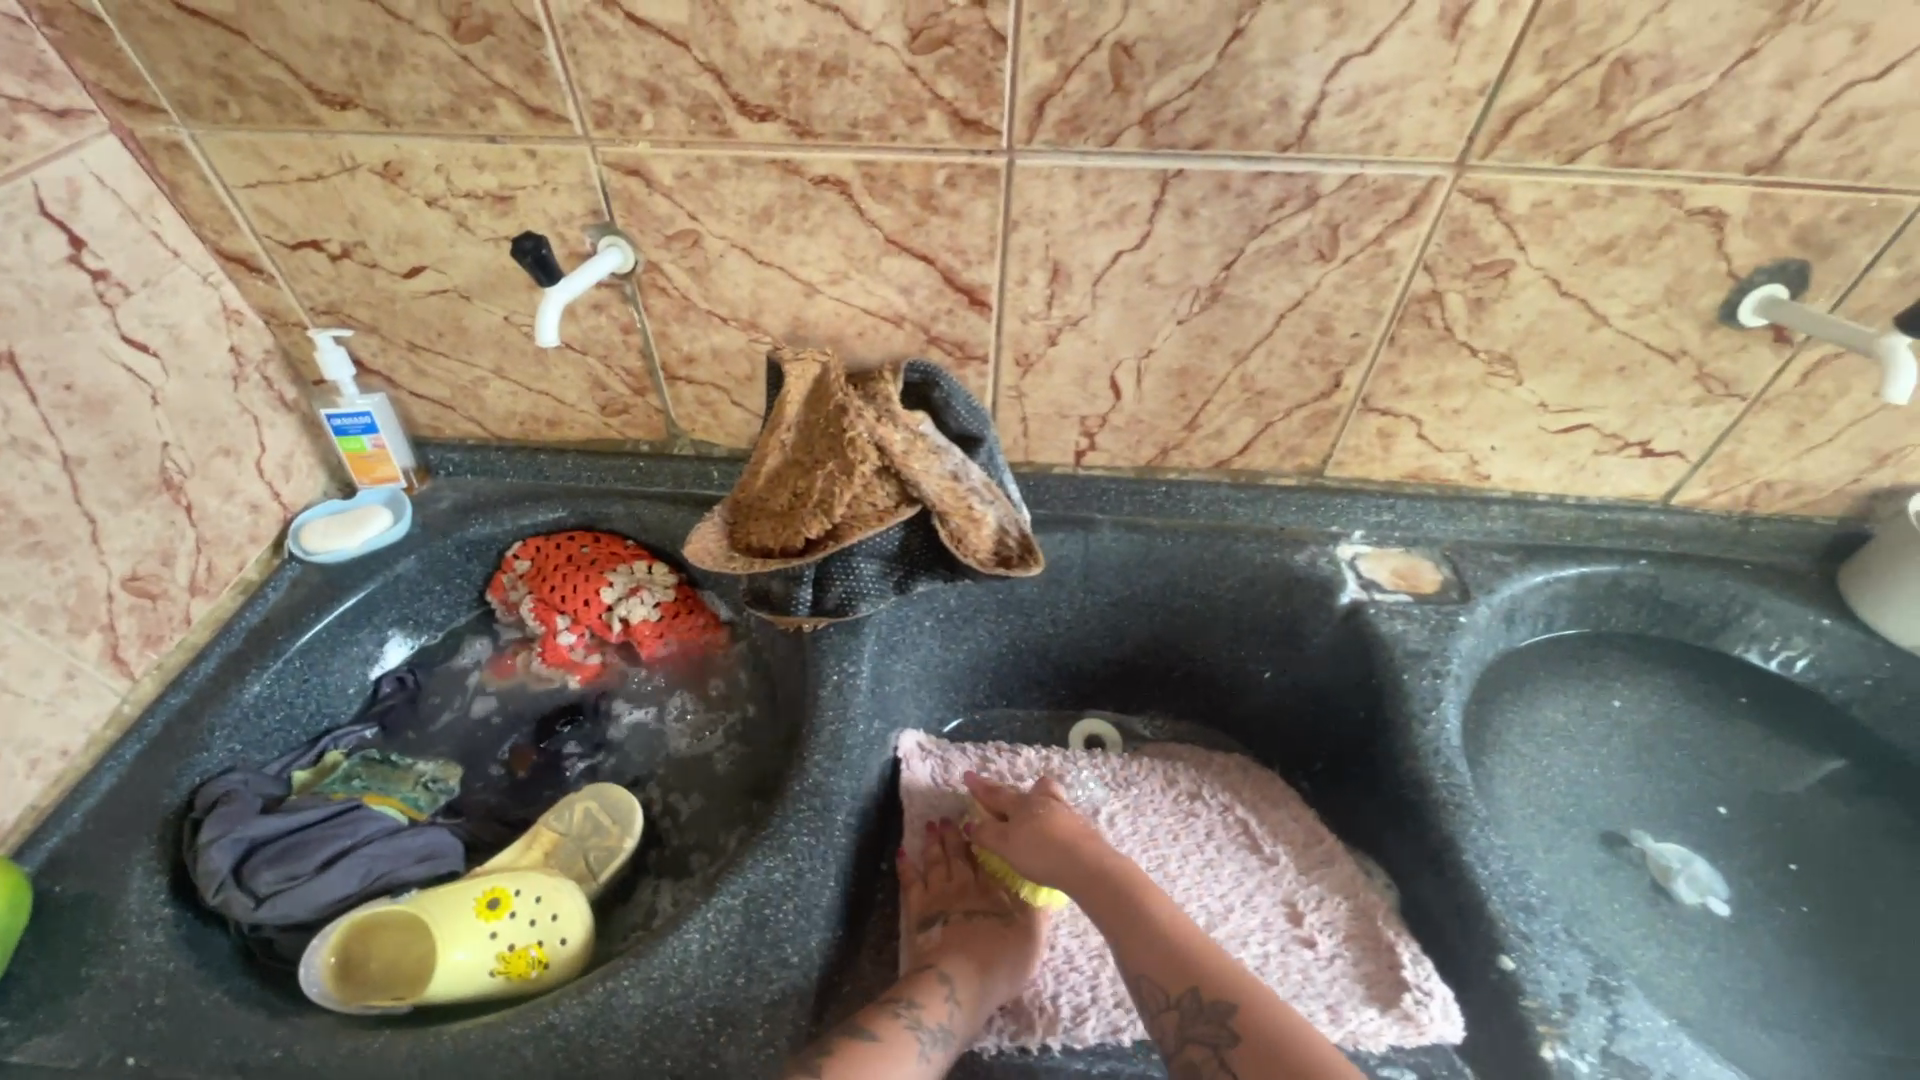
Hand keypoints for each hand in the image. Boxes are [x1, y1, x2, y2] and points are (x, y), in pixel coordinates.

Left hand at [900, 818, 1049, 1015]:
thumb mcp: (1032, 938)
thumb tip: (1042, 886)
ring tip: (931, 825)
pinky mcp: (917, 908)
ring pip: (936, 861)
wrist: (959, 980)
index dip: (983, 840)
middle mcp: (966, 885)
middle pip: (959, 854)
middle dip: (954, 834)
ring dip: (933, 842)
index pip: (988, 859)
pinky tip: (902, 852)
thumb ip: (1036, 911)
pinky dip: (906, 865)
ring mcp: (939, 895)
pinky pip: (910, 881)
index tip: (979, 822)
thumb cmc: (1001, 963)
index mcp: (993, 891)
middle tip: (948, 817)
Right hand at [962, 772, 1120, 896]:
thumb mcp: (1005, 845)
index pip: (996, 794)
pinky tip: (1057, 835)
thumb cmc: (1039, 852)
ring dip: (1044, 802)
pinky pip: (1065, 818)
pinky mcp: (1083, 829)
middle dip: (1023, 790)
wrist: (1086, 864)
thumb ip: (986, 834)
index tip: (968, 775)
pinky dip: (1057, 823)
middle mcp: (1044, 802)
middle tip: (1019, 793)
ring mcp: (1067, 813)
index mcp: (1021, 804)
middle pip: (1033, 789)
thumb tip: (970, 824)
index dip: (980, 787)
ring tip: (1040, 813)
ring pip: (1052, 799)